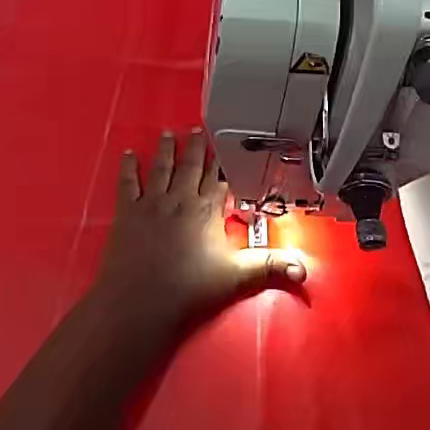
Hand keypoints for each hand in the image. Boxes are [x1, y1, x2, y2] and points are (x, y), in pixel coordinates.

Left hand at [90, 129, 306, 335]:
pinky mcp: (128, 211)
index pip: (218, 180)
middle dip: (195, 147)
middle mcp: (179, 199)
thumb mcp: (235, 277)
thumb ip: (268, 267)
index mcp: (206, 210)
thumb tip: (302, 269)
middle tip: (196, 130)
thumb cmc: (187, 288)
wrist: (141, 298)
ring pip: (161, 168)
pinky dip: (128, 167)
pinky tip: (128, 154)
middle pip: (190, 166)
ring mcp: (152, 202)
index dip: (222, 164)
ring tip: (168, 134)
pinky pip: (128, 182)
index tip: (224, 150)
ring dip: (166, 150)